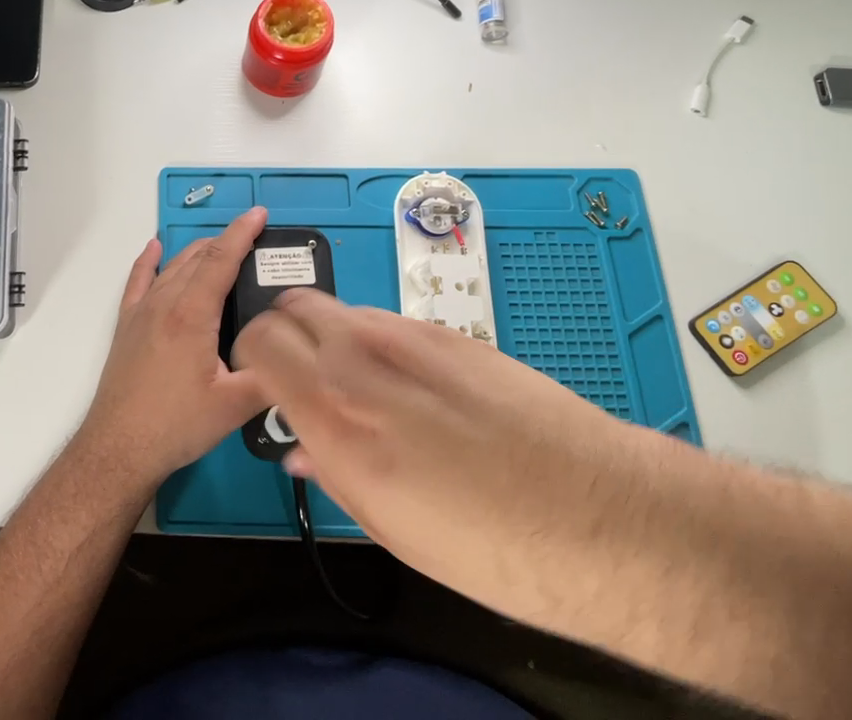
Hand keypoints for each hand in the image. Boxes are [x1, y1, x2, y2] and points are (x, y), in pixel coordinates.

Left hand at [73, 208, 271, 492]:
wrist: (119, 447)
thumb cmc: (177, 425)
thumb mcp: (234, 406)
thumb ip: (271, 378)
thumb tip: (301, 359)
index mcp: (192, 315)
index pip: (220, 261)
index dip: (242, 234)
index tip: (259, 214)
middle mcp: (163, 304)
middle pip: (196, 259)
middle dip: (225, 241)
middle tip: (253, 238)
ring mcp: (140, 313)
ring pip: (172, 268)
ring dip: (197, 251)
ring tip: (220, 246)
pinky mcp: (126, 327)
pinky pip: (138, 282)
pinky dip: (148, 261)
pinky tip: (153, 248)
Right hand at [234, 289, 673, 619]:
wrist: (600, 517)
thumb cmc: (485, 545)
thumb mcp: (386, 523)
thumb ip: (330, 469)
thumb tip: (302, 447)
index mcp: (336, 412)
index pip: (258, 339)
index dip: (251, 356)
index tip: (264, 385)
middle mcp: (364, 358)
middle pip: (293, 306)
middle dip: (284, 335)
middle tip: (300, 377)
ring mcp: (413, 337)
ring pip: (343, 311)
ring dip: (333, 339)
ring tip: (362, 387)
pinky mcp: (456, 334)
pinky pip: (390, 322)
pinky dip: (379, 344)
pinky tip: (414, 389)